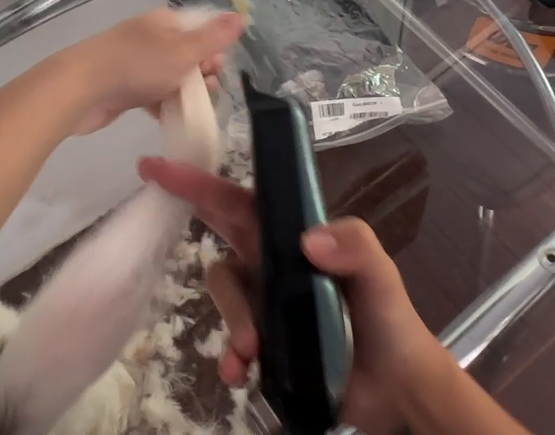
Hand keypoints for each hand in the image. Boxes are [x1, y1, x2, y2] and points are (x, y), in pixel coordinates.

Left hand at [52, 8, 243, 136]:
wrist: (81, 89)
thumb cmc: (136, 66)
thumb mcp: (182, 51)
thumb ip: (213, 38)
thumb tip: (241, 16)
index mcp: (165, 22)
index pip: (201, 29)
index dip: (214, 50)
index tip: (216, 71)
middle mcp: (151, 38)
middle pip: (188, 55)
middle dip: (202, 75)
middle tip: (204, 94)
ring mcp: (136, 63)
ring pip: (172, 78)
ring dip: (184, 93)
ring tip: (190, 111)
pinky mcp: (125, 88)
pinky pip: (154, 95)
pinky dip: (164, 105)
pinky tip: (170, 119)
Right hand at [136, 158, 450, 434]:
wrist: (396, 388)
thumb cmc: (387, 317)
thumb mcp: (379, 271)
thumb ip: (354, 244)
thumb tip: (309, 241)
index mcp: (291, 233)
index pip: (240, 198)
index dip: (199, 180)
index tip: (158, 167)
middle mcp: (270, 260)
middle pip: (220, 235)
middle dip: (192, 223)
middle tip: (160, 216)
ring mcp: (263, 301)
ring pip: (224, 293)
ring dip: (231, 318)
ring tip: (250, 351)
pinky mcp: (262, 342)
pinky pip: (230, 341)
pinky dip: (231, 355)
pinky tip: (242, 373)